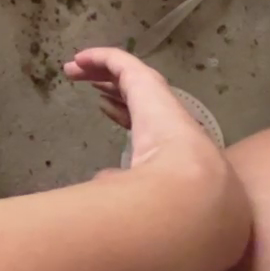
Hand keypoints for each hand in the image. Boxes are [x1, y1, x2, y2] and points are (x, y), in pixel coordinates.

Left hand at [65, 47, 250, 270]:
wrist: (194, 202)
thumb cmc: (170, 213)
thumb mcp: (142, 207)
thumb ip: (125, 193)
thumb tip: (105, 184)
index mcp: (174, 152)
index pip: (147, 125)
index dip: (124, 114)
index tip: (103, 108)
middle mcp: (171, 123)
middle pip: (139, 97)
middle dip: (114, 88)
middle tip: (90, 83)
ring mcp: (161, 103)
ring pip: (130, 77)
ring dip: (103, 71)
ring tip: (75, 67)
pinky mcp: (148, 85)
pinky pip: (121, 62)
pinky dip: (100, 57)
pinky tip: (79, 59)